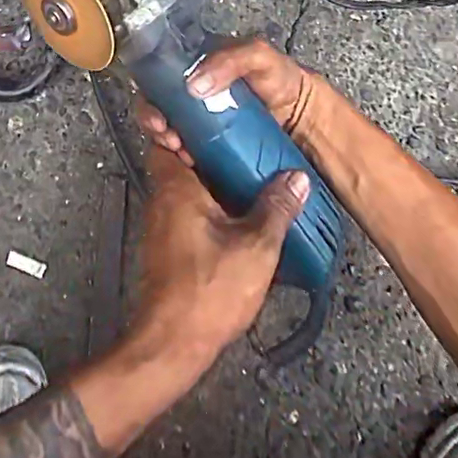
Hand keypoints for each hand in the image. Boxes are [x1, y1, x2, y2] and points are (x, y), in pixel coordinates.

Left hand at [120, 143, 309, 373]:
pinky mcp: (167, 243)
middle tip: (237, 142)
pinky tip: (234, 210)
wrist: (173, 342)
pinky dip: (205, 200)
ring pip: (181, 183)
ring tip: (244, 172)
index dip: (182, 121)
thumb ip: (276, 209)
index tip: (208, 116)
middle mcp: (161, 197)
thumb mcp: (256, 247)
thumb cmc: (208, 291)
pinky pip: (184, 207)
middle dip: (203, 147)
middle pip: (175, 156)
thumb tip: (296, 179)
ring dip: (206, 175)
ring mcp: (161, 221)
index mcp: (175, 186)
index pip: (163, 134)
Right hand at [136, 37, 341, 168]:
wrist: (307, 118)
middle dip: (154, 119)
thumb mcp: (258, 55)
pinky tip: (187, 160)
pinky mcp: (211, 147)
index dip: (153, 92)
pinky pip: (187, 151)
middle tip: (165, 131)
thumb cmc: (282, 79)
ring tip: (177, 147)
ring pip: (168, 129)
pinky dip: (180, 157)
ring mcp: (202, 121)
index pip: (161, 75)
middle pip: (158, 105)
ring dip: (164, 138)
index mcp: (199, 66)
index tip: (159, 110)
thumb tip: (193, 84)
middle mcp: (195, 93)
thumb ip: (228, 60)